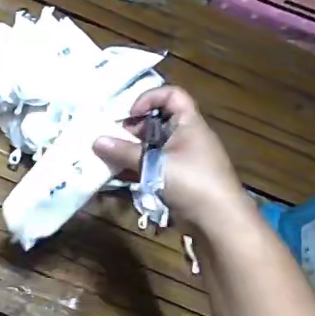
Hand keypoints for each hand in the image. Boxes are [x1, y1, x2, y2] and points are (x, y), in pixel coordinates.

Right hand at [92, 86, 248, 224]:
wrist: (218, 220)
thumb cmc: (191, 182)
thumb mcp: (154, 164)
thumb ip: (124, 152)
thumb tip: (96, 140)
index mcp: (189, 124)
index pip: (172, 95)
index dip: (150, 98)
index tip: (130, 114)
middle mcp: (186, 137)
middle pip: (156, 121)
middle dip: (131, 129)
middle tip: (110, 139)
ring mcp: (182, 159)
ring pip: (151, 146)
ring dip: (130, 151)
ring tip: (108, 158)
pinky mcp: (177, 179)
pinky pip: (152, 166)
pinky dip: (135, 168)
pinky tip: (117, 176)